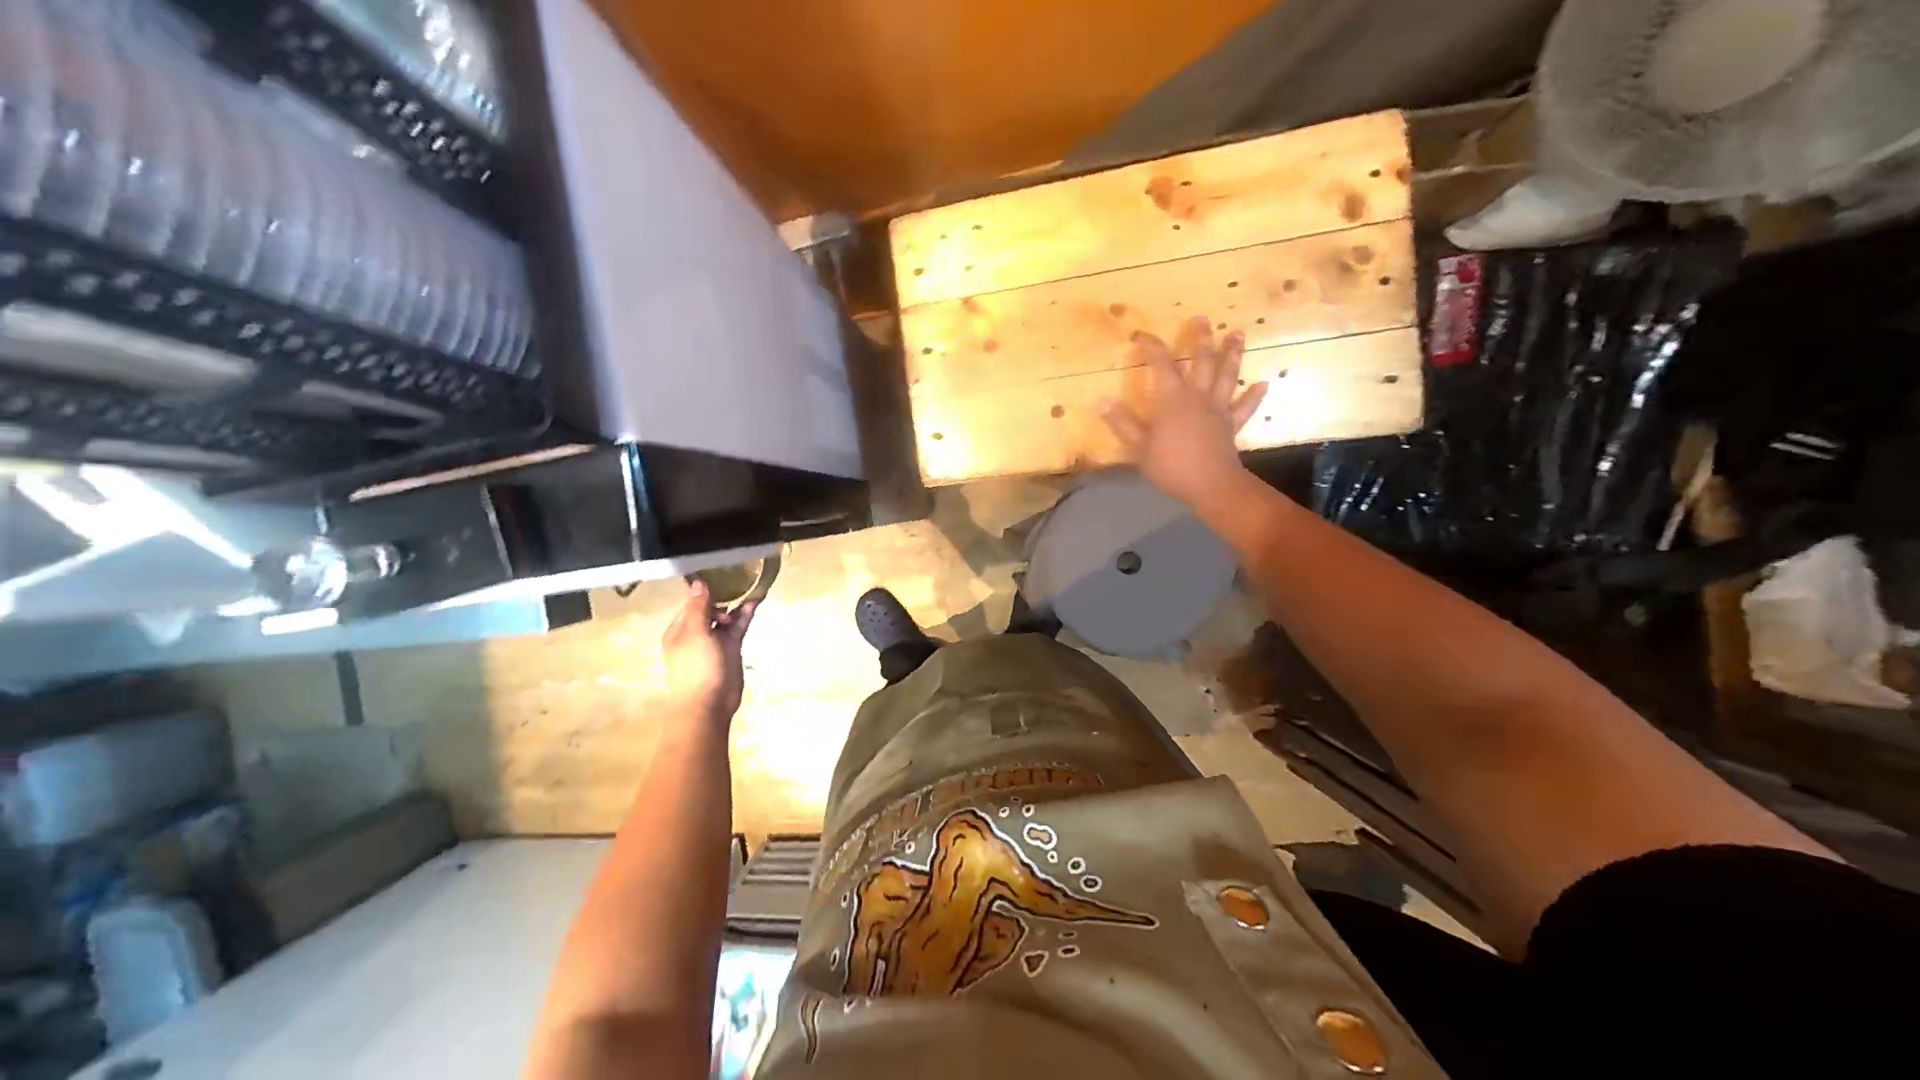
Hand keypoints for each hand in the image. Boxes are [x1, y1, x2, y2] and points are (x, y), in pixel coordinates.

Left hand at [660, 579, 756, 723]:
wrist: (709, 703)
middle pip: (709, 610)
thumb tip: (698, 582)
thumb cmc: (696, 667)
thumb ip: (698, 607)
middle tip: (738, 587)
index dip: (705, 592)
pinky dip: (744, 617)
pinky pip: (736, 629)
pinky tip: (754, 604)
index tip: (721, 577)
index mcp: (679, 630)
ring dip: (735, 605)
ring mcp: (714, 642)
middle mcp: (695, 634)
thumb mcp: (694, 633)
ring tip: (750, 589)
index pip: (692, 604)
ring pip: (725, 618)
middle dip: (723, 597)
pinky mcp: (730, 650)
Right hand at [1099, 316, 1267, 507]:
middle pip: (1202, 361)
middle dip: (1201, 339)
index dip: (1152, 346)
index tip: (1141, 334)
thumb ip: (1123, 424)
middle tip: (1203, 318)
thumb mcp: (1139, 447)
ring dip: (1232, 354)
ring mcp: (1217, 409)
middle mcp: (1197, 396)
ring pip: (1226, 376)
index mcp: (1172, 399)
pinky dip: (1253, 396)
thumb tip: (1101, 402)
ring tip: (1239, 333)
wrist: (1211, 485)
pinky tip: (1263, 384)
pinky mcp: (1231, 425)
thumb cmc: (1171, 465)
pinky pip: (1244, 407)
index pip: (1161, 364)